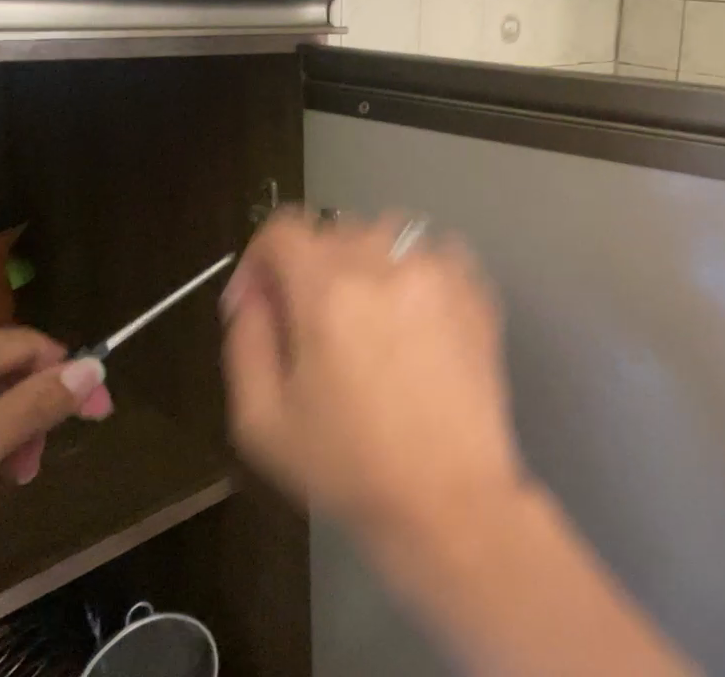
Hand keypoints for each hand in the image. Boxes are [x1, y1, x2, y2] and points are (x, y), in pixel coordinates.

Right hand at [222, 209, 524, 541]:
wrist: (448, 496)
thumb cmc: (348, 465)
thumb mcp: (262, 419)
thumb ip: (246, 340)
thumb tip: (253, 294)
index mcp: (329, 290)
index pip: (285, 227)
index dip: (262, 259)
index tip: (262, 302)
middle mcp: (388, 264)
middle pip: (337, 229)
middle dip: (313, 266)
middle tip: (314, 323)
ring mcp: (442, 273)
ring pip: (391, 234)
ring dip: (369, 262)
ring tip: (369, 319)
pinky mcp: (478, 291)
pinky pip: (439, 254)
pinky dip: (419, 272)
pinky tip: (416, 320)